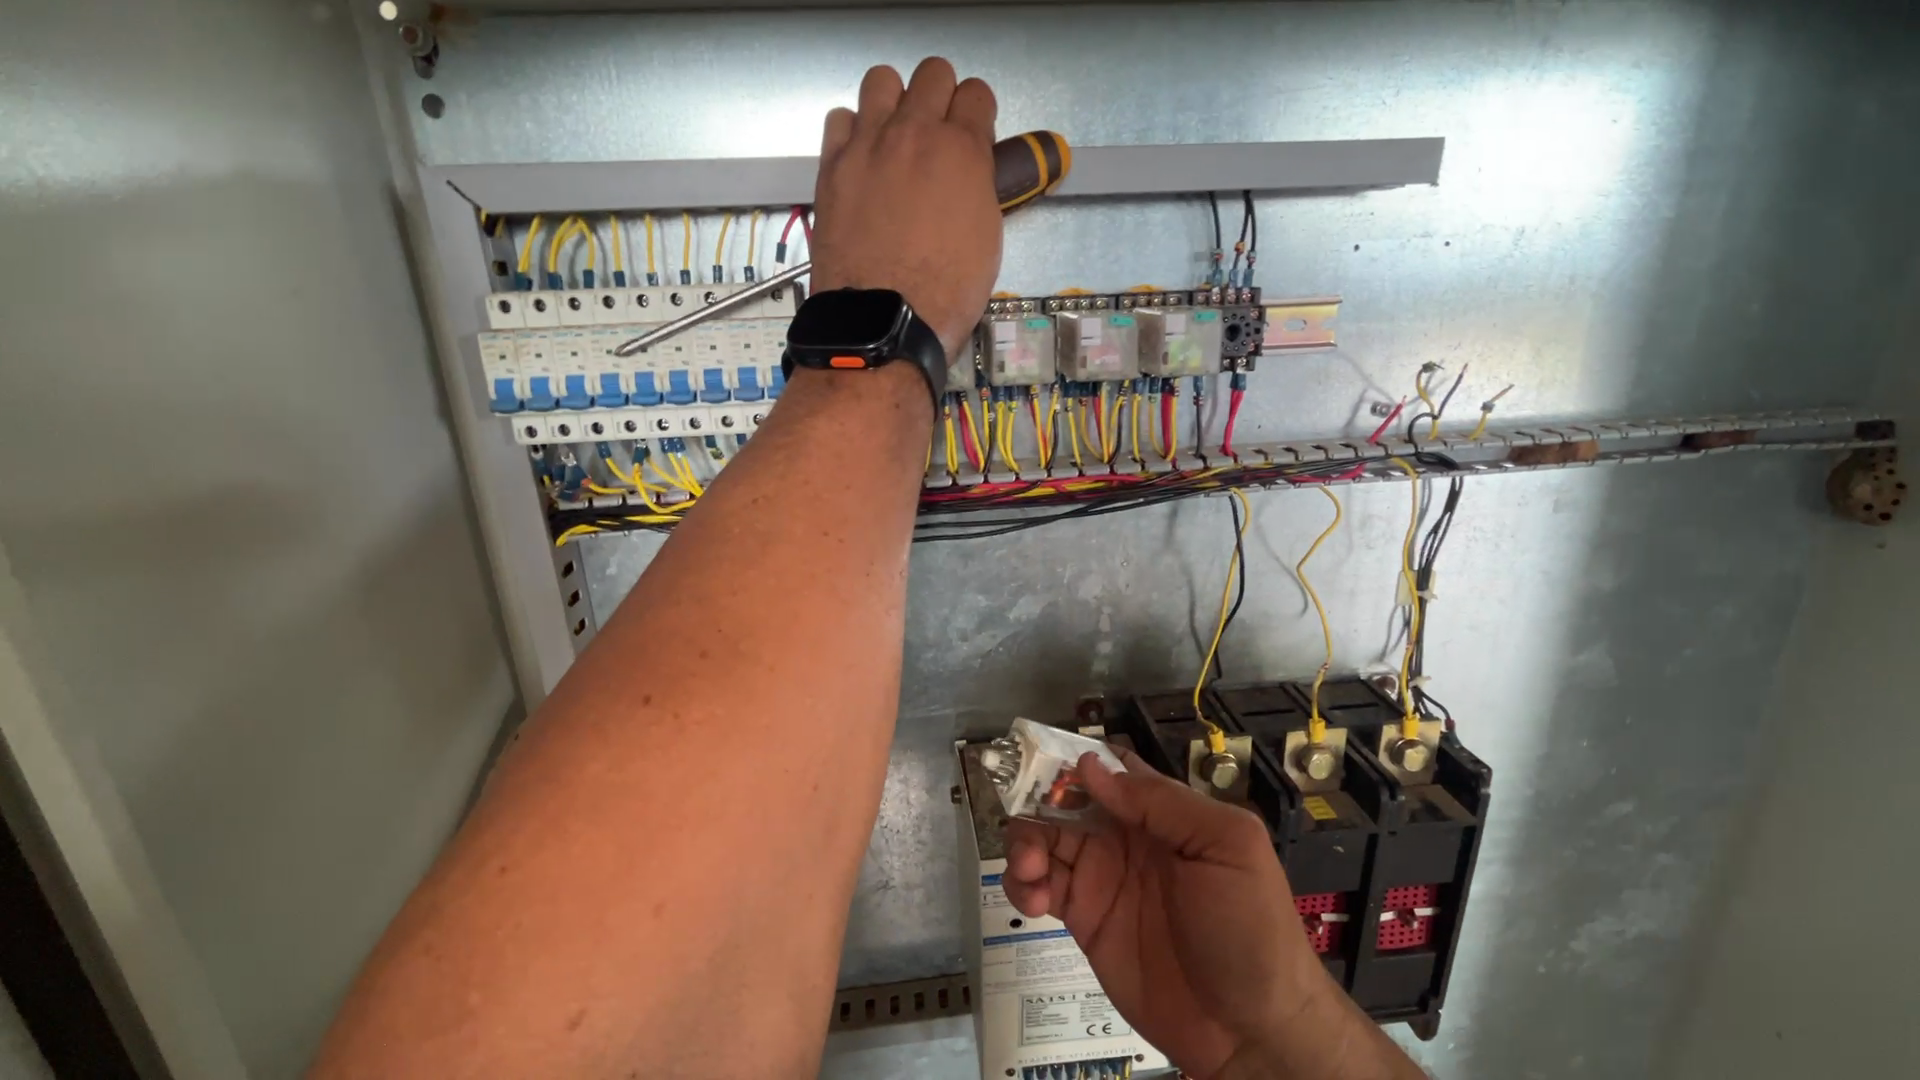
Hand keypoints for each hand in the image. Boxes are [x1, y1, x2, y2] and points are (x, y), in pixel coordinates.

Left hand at [810, 58, 1000, 356]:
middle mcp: (914, 133)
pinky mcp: (832, 165)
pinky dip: (854, 130)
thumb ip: (978, 186)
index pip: (977, 94)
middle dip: (941, 97)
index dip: (979, 114)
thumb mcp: (987, 238)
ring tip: (895, 137)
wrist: (883, 320)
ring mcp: (868, 144)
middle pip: (932, 73)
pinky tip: (862, 159)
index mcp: (962, 150)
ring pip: (881, 80)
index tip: (974, 137)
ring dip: (894, 100)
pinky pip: (840, 118)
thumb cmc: (946, 291)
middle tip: (938, 135)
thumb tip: (969, 171)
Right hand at [1004, 752, 1421, 1079]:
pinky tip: (1035, 900)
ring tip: (1028, 868)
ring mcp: (1102, 878)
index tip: (1041, 755)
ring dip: (1024, 841)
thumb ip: (1161, 802)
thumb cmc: (1249, 927)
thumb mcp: (1225, 847)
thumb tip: (1090, 765)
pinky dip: (1024, 884)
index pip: (1113, 768)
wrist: (1248, 1031)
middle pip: (1068, 798)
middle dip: (1038, 796)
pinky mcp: (1083, 919)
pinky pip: (1040, 887)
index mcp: (1164, 813)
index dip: (1078, 758)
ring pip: (1045, 838)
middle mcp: (1128, 837)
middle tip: (1021, 811)